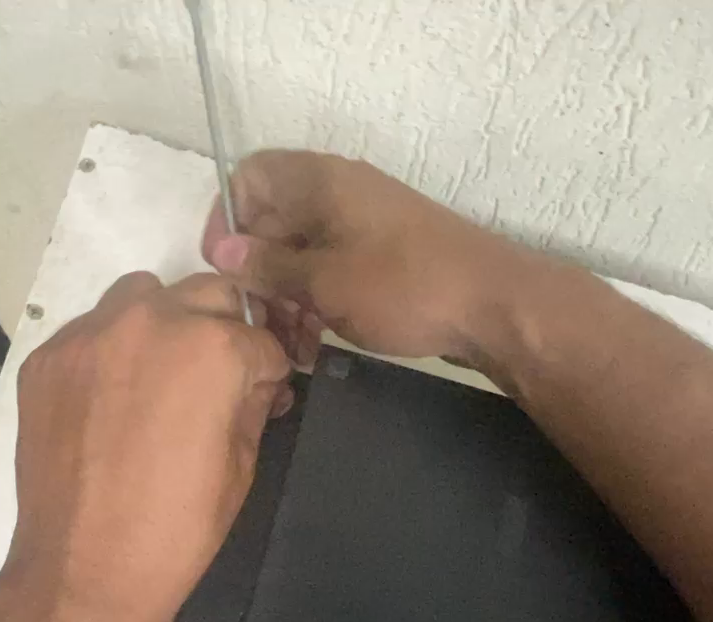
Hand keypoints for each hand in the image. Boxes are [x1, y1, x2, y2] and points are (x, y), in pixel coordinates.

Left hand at [3, 272, 292, 621]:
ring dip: (166, 325)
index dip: (271, 371)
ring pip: (142, 296)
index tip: (267, 392)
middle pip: (207, 296)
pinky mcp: (46, 359)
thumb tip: (262, 384)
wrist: (87, 571)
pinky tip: (113, 401)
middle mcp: (149, 322)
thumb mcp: (240, 467)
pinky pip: (93, 332)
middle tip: (222, 377)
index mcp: (211, 349)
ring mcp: (89, 336)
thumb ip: (253, 405)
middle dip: (226, 331)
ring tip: (163, 377)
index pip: (261, 339)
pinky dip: (113, 353)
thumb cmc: (177, 529)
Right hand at [201, 149, 542, 382]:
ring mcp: (360, 229)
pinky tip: (312, 349)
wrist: (490, 306)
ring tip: (288, 351)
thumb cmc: (402, 287)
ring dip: (285, 302)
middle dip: (258, 277)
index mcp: (319, 182)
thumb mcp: (325, 282)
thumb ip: (270, 266)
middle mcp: (336, 196)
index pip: (250, 179)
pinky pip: (329, 276)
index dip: (228, 220)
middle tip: (257, 327)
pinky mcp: (378, 261)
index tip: (225, 271)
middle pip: (272, 225)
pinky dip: (314, 307)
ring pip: (300, 258)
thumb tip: (223, 252)